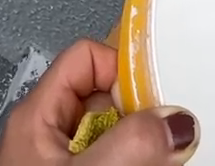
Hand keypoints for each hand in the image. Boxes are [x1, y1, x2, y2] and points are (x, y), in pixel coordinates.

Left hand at [0, 39, 199, 165]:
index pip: (88, 59)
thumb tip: (176, 121)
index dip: (124, 70)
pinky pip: (116, 164)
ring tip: (167, 161)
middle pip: (107, 99)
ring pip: (117, 137)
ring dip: (144, 150)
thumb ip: (132, 146)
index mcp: (38, 116)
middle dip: (142, 116)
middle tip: (168, 139)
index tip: (159, 94)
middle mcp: (49, 136)